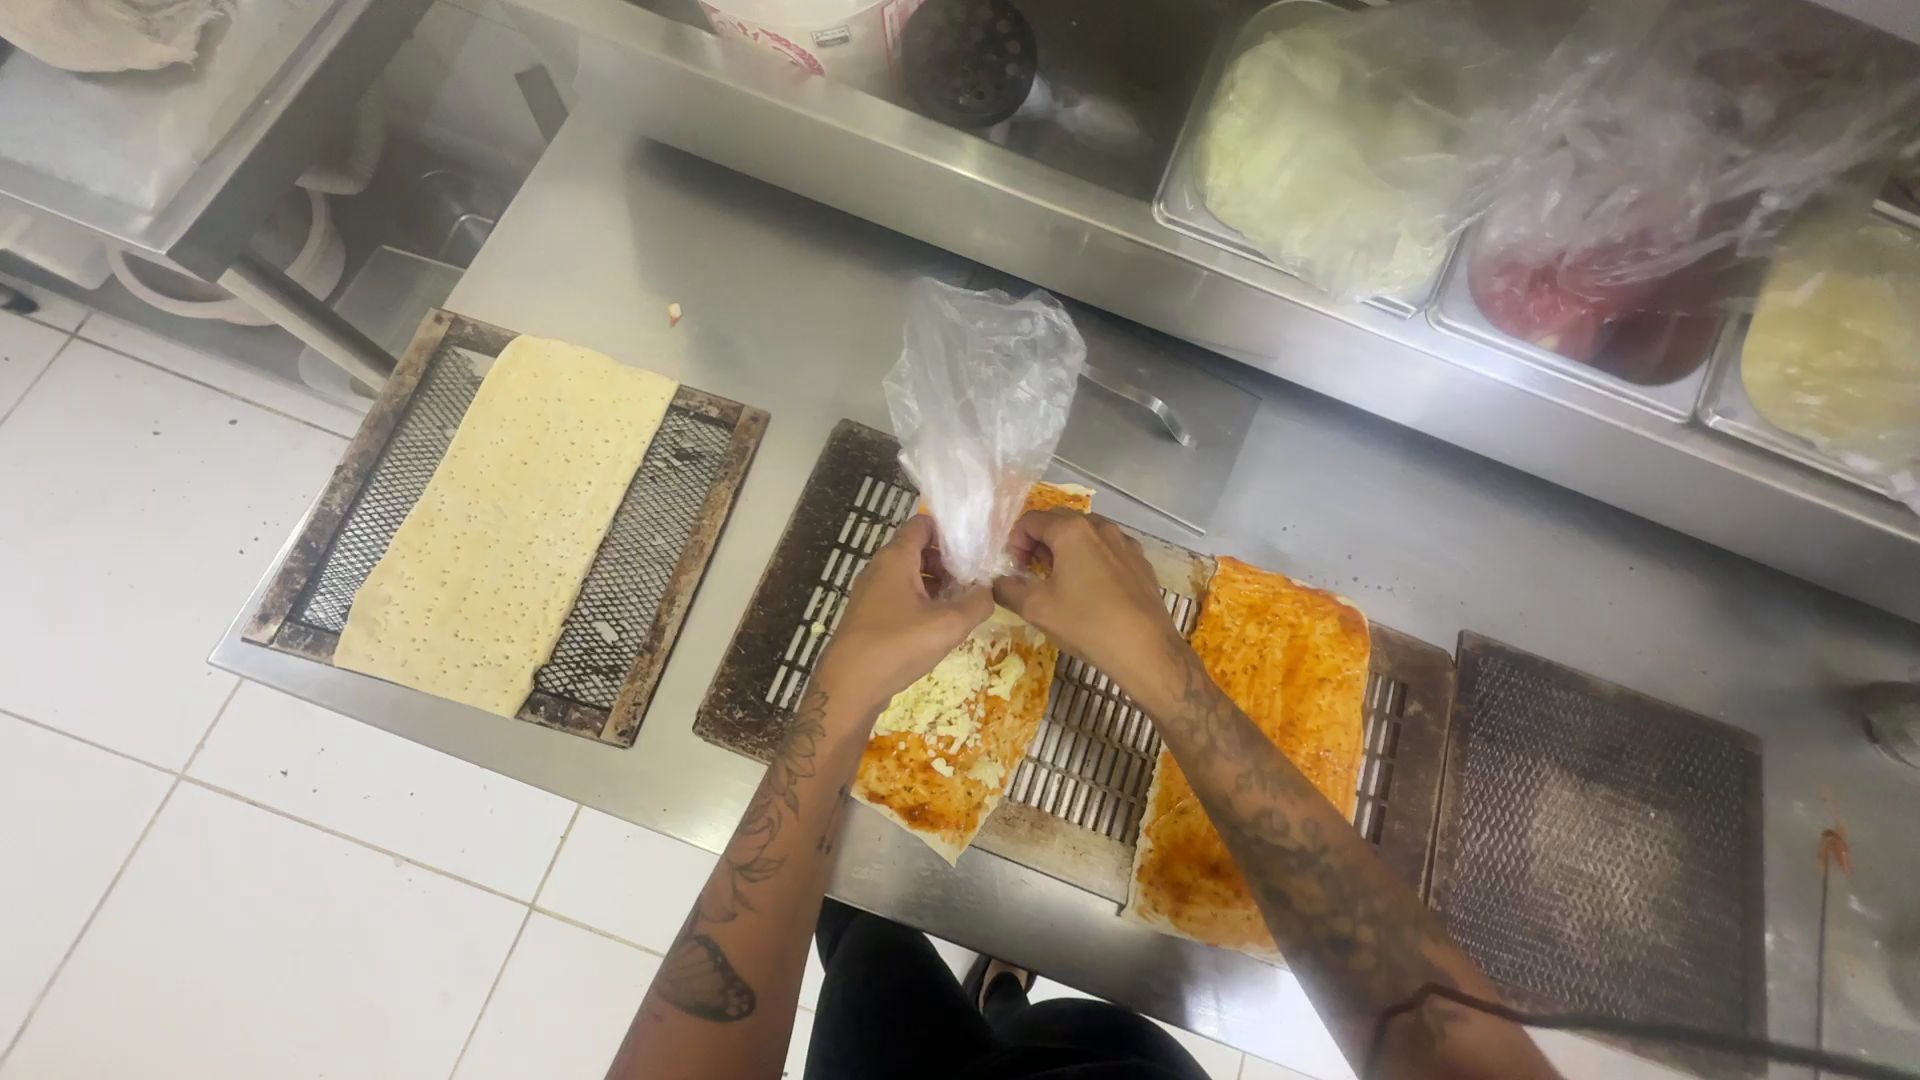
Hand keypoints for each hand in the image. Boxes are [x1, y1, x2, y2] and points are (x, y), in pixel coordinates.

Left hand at [810, 515, 993, 719]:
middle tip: (973, 577)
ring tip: (961, 601)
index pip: (922, 524)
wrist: (849, 686)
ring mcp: (871, 592)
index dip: (949, 530)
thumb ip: (977, 603)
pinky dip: (920, 601)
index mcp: (895, 558)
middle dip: (947, 560)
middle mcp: (879, 568)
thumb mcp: (948, 625)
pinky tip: (937, 623)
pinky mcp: (868, 615)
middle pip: (917, 550)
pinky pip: (899, 596)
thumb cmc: (897, 645)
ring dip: (935, 583)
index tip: (975, 545)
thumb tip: (989, 591)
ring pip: (909, 575)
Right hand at [991, 510, 1183, 684]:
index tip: (1015, 569)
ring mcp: (1125, 543)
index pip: (1031, 520)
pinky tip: (1091, 590)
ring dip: (1066, 550)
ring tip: (1061, 582)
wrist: (1146, 650)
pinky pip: (1107, 550)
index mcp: (1071, 531)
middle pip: (1059, 521)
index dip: (1015, 541)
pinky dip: (1091, 560)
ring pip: (1085, 534)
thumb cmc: (1086, 624)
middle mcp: (1100, 527)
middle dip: (1039, 542)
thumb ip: (1008, 589)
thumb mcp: (1036, 609)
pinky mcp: (1141, 562)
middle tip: (1032, 572)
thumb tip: (999, 582)